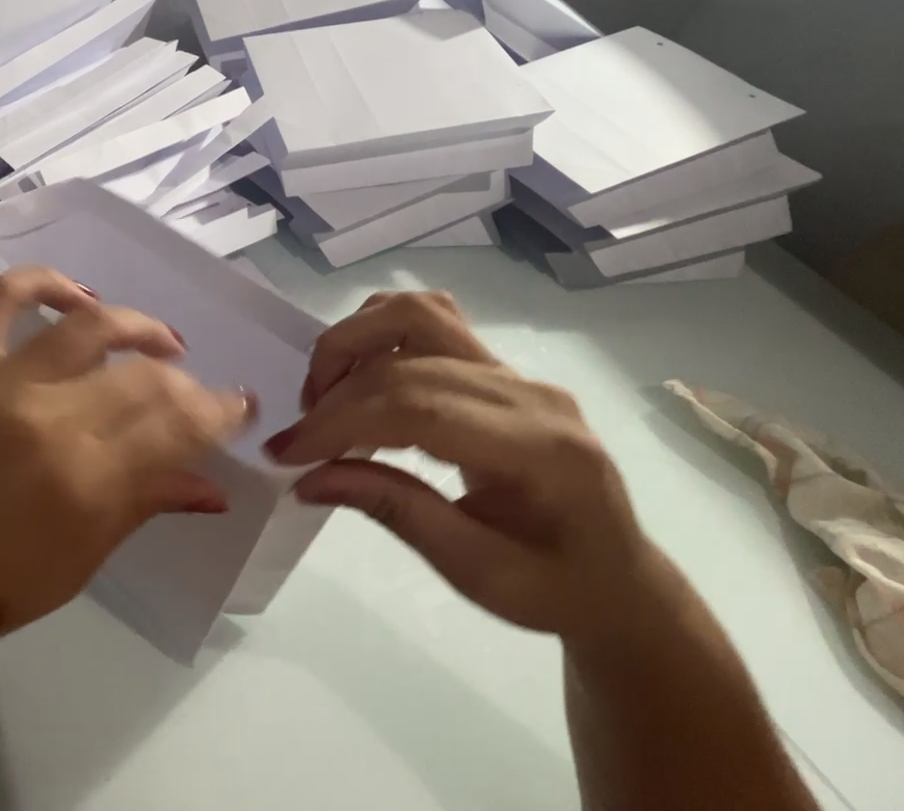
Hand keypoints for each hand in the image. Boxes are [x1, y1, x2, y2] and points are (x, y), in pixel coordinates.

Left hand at [0, 266, 255, 651]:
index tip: (240, 409)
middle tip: (203, 394)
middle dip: (189, 383)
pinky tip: (75, 295)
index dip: (219, 414)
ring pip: (87, 326)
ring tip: (162, 340)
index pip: (176, 428)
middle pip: (142, 377)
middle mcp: (47, 418)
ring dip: (137, 325)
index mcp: (81, 483)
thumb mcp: (67, 570)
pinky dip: (43, 283)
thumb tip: (208, 487)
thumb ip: (137, 511)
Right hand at [270, 291, 684, 646]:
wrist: (617, 580)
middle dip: (334, 394)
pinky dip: (376, 336)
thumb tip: (309, 479)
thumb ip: (396, 512)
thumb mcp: (477, 572)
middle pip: (406, 361)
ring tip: (325, 398)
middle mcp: (530, 393)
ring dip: (352, 345)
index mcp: (540, 449)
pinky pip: (429, 320)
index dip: (341, 422)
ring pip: (416, 315)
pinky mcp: (498, 367)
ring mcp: (516, 372)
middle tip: (298, 442)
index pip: (418, 407)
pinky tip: (358, 379)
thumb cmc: (555, 589)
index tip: (287, 454)